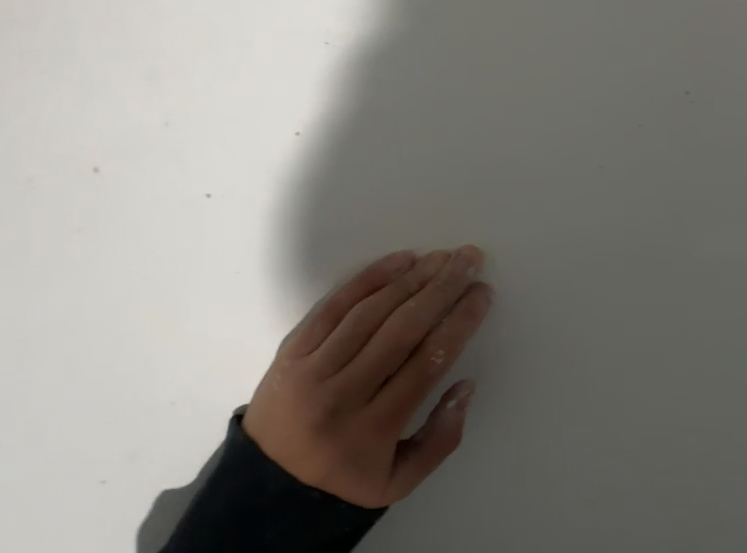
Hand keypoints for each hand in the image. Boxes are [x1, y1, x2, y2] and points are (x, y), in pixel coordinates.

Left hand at [244, 247, 492, 507]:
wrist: (264, 490)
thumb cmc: (343, 481)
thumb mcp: (398, 481)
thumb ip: (441, 439)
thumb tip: (466, 385)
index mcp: (372, 429)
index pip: (426, 363)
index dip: (459, 322)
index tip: (482, 294)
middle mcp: (342, 394)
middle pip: (401, 329)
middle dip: (441, 288)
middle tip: (469, 259)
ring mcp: (313, 369)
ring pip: (370, 311)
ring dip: (411, 277)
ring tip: (441, 256)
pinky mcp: (291, 350)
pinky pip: (334, 305)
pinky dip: (369, 278)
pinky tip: (399, 260)